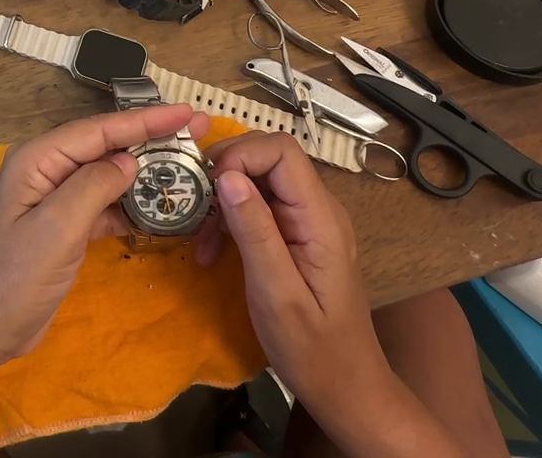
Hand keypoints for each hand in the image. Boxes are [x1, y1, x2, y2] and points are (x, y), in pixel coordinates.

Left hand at [0, 104, 209, 369]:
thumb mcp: (55, 228)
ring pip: (110, 174)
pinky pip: (107, 204)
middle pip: (106, 145)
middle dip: (151, 137)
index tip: (186, 112)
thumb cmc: (13, 276)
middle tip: (199, 130)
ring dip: (147, 171)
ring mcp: (58, 198)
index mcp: (38, 159)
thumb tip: (129, 161)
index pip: (98, 130)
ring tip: (190, 164)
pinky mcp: (68, 226)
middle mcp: (48, 170)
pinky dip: (134, 204)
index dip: (144, 120)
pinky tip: (164, 207)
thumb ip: (92, 187)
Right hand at [193, 132, 393, 417]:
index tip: (209, 187)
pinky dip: (229, 217)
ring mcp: (307, 220)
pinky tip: (212, 248)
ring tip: (200, 237)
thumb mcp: (277, 294)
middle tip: (195, 207)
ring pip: (257, 178)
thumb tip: (226, 176)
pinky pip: (257, 204)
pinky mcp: (294, 233)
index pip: (282, 151)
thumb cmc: (313, 349)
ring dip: (221, 198)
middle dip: (224, 173)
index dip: (240, 155)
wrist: (346, 390)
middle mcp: (318, 209)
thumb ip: (254, 232)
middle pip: (267, 157)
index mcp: (321, 219)